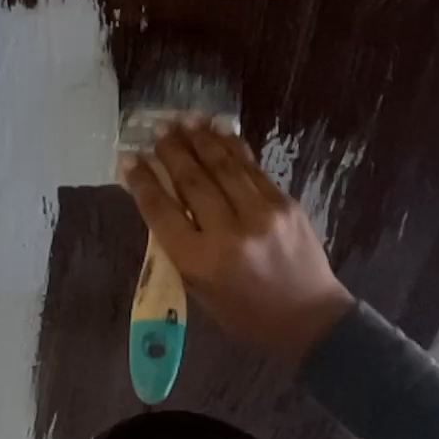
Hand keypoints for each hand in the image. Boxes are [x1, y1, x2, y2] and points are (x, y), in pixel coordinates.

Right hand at [120, 121, 354, 361]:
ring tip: (182, 120)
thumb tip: (160, 198)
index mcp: (199, 261)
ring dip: (199, 139)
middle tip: (156, 129)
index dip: (142, 181)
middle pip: (191, 180)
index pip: (161, 210)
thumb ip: (179, 244)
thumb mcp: (199, 288)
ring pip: (222, 166)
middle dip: (170, 150)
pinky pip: (252, 167)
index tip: (129, 158)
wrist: (309, 318)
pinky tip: (217, 130)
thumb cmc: (244, 312)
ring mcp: (260, 214)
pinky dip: (232, 146)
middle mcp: (228, 232)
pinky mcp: (284, 204)